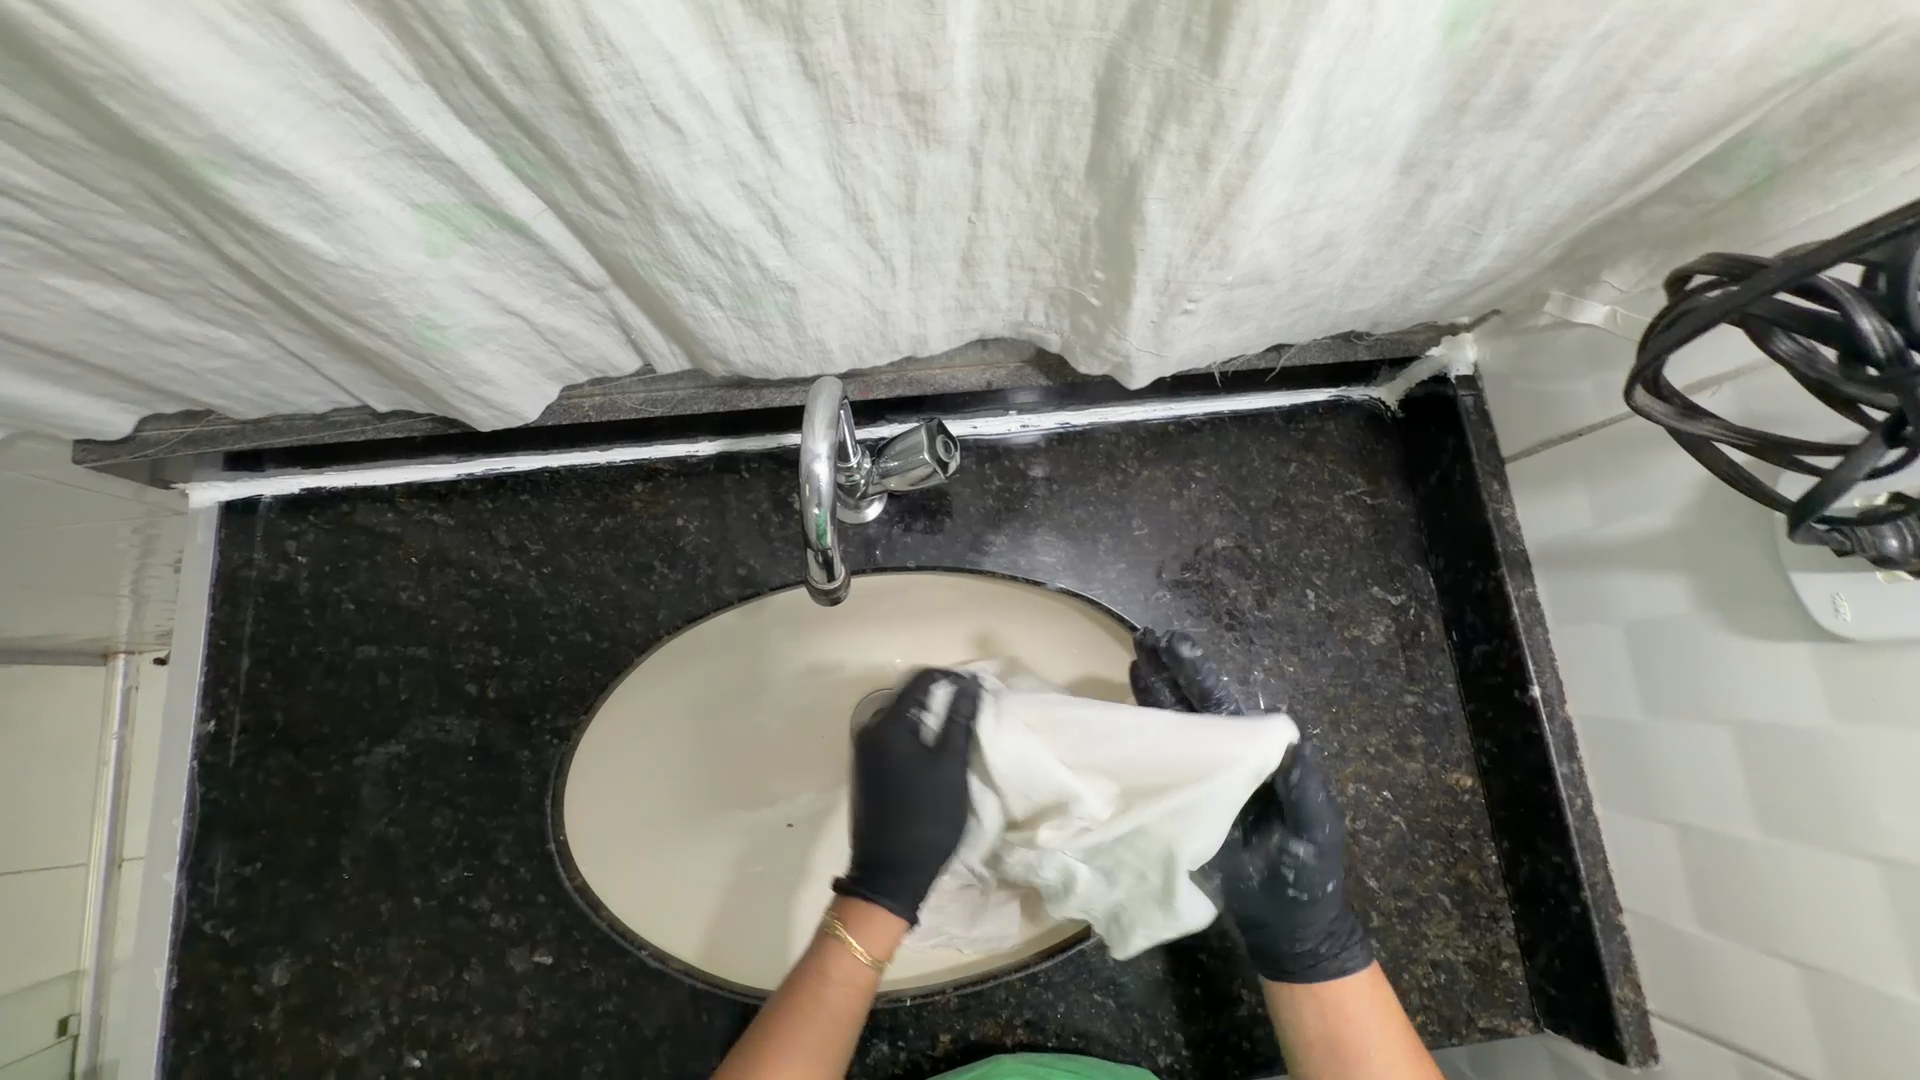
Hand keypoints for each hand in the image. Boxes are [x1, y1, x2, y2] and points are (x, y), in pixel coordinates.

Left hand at [832, 668, 978, 924]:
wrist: (890, 872)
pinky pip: (894, 736)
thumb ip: (959, 719)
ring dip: (929, 716)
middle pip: (908, 696)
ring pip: (901, 717)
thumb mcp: (950, 765)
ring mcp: (865, 751)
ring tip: (958, 728)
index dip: (951, 678)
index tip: (977, 687)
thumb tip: (969, 684)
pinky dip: (917, 734)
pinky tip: (936, 749)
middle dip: (940, 695)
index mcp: (887, 724)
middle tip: (971, 708)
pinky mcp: (867, 769)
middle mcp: (869, 730)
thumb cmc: (927, 815)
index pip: (920, 680)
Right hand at [1131, 628, 1371, 983]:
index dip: (1196, 673)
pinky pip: (1160, 761)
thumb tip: (1286, 737)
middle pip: (1192, 704)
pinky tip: (1127, 714)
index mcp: (1258, 754)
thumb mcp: (1312, 829)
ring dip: (1153, 693)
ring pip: (1173, 725)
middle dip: (1169, 670)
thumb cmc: (1305, 874)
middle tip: (1143, 637)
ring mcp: (1202, 778)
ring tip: (1134, 660)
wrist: (1283, 923)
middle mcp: (1227, 756)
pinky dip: (1144, 734)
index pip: (1222, 703)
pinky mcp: (1181, 803)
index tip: (1172, 643)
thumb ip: (1300, 785)